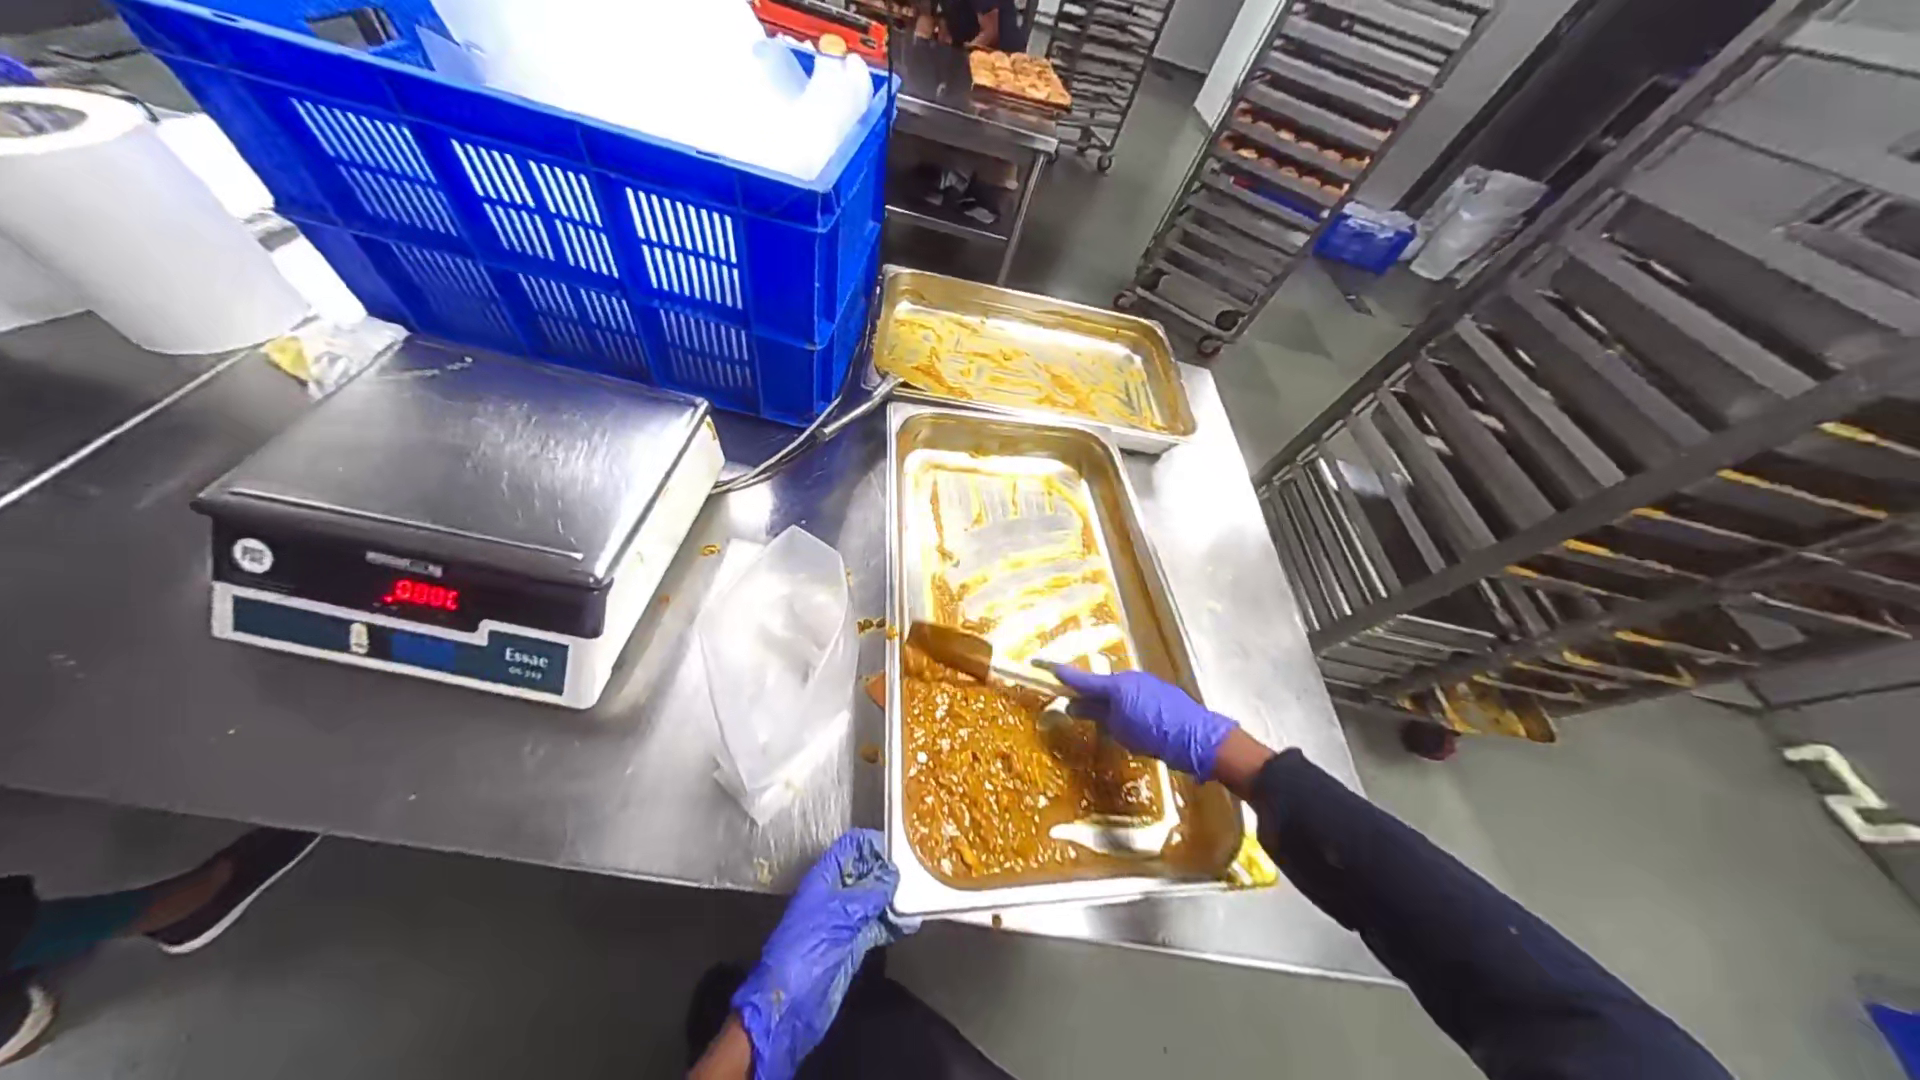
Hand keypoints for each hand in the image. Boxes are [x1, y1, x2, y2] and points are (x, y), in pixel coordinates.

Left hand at [729, 829, 915, 1079]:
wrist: (788, 1007)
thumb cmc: (807, 951)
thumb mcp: (840, 916)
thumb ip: (869, 894)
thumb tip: (894, 873)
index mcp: (824, 878)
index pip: (850, 847)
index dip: (873, 844)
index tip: (901, 847)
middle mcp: (835, 894)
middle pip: (865, 871)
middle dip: (888, 870)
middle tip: (917, 872)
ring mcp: (844, 920)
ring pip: (874, 899)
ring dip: (895, 898)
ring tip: (919, 898)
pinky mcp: (852, 944)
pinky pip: (876, 925)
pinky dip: (893, 923)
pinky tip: (911, 923)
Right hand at [1043, 666, 1237, 780]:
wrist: (1200, 739)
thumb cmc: (1155, 735)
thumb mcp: (1120, 730)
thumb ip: (1096, 715)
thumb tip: (1075, 705)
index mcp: (1116, 686)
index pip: (1080, 678)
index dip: (1059, 672)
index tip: (1040, 664)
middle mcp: (1129, 679)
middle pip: (1099, 686)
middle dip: (1085, 696)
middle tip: (1072, 708)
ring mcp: (1146, 684)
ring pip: (1117, 693)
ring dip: (1108, 706)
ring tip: (1107, 726)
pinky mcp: (1159, 693)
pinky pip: (1132, 698)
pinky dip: (1124, 708)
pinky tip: (1130, 726)